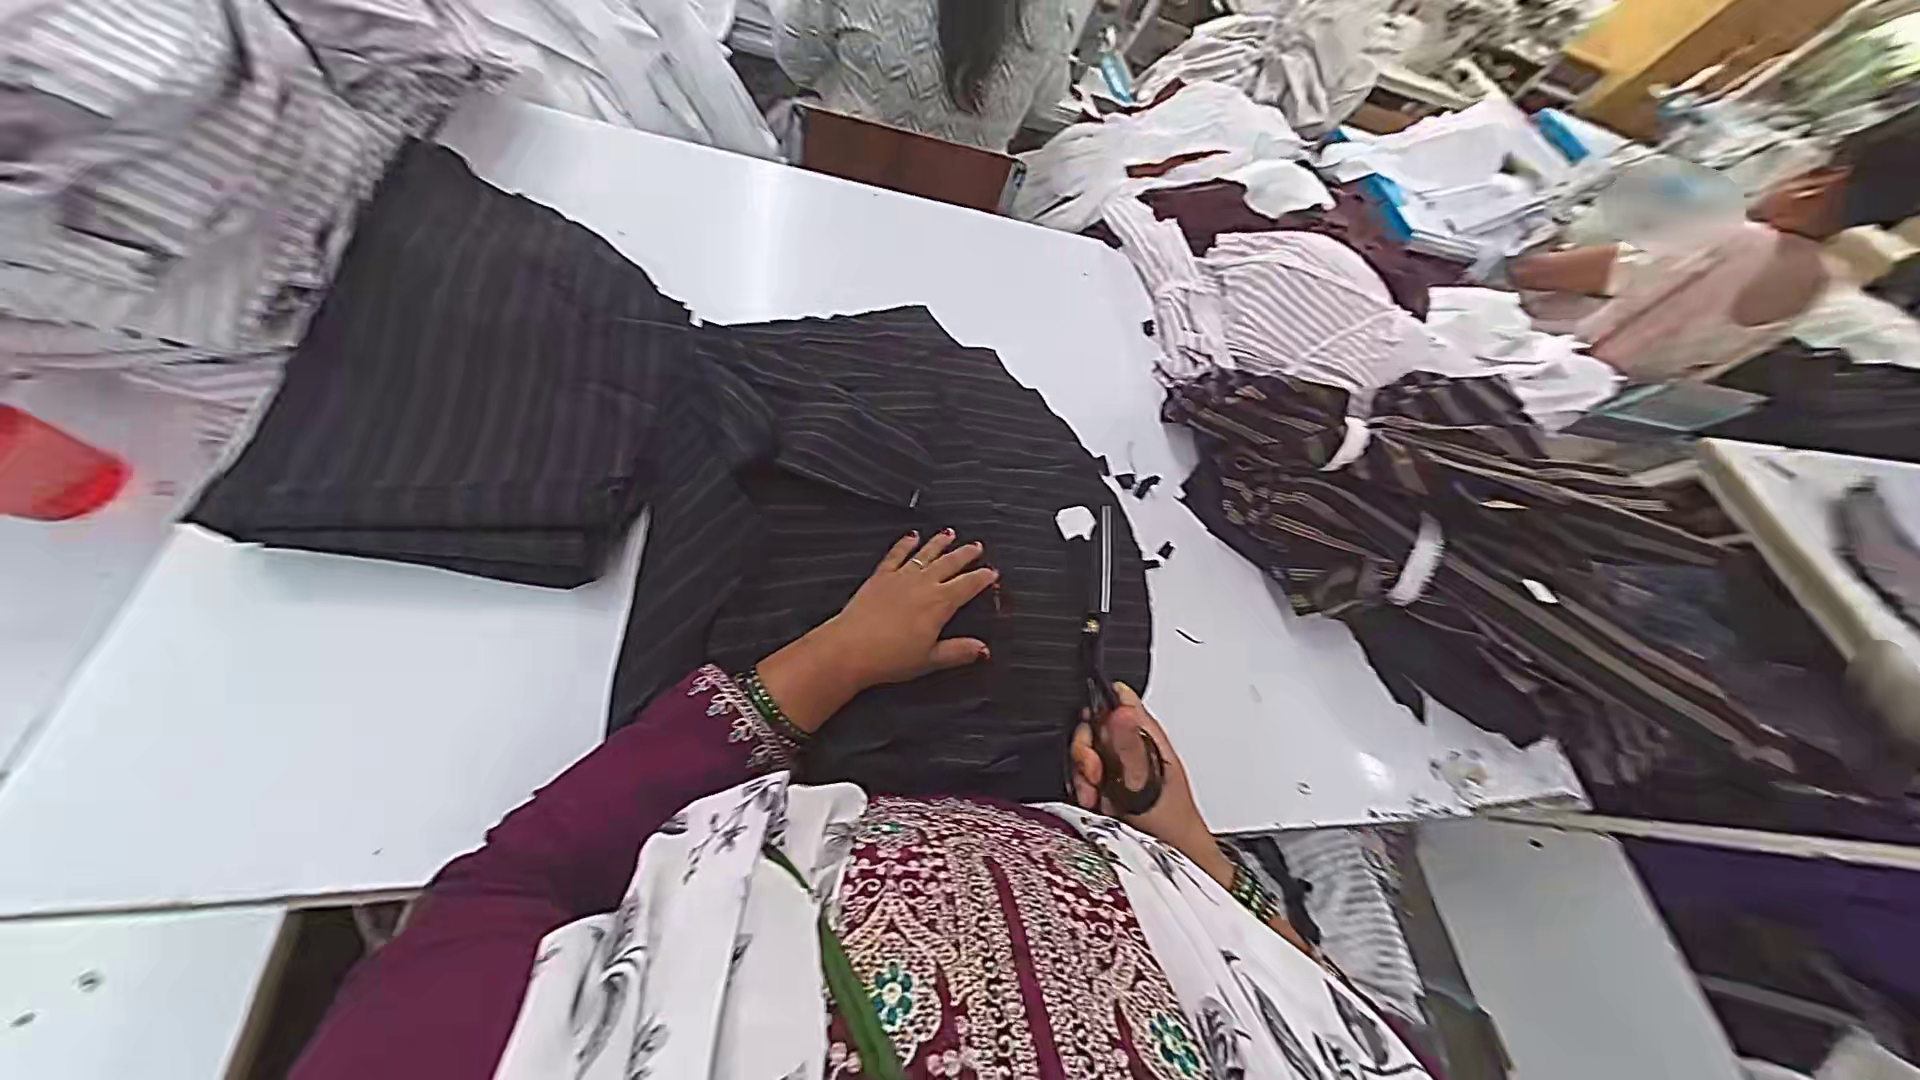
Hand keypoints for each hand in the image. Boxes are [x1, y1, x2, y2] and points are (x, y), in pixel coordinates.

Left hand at [818, 529, 998, 687]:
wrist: (849, 649)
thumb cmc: (889, 657)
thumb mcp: (930, 659)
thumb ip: (958, 651)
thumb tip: (982, 649)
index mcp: (939, 604)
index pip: (968, 585)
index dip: (982, 577)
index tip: (991, 572)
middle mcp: (922, 585)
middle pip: (950, 563)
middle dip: (965, 554)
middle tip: (976, 546)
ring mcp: (900, 578)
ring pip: (926, 554)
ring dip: (939, 543)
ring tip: (950, 533)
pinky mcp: (879, 577)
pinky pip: (896, 554)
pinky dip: (905, 544)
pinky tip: (912, 537)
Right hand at [1069, 683, 1234, 887]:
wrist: (1171, 869)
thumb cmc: (1173, 828)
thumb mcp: (1148, 782)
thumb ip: (1130, 745)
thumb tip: (1121, 710)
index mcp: (1148, 734)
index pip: (1117, 698)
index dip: (1100, 708)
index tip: (1096, 732)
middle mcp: (1131, 746)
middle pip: (1091, 725)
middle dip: (1085, 748)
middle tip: (1097, 772)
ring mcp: (1116, 767)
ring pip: (1082, 751)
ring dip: (1082, 773)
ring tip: (1096, 794)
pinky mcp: (1102, 787)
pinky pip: (1078, 776)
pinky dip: (1079, 789)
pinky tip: (1091, 802)